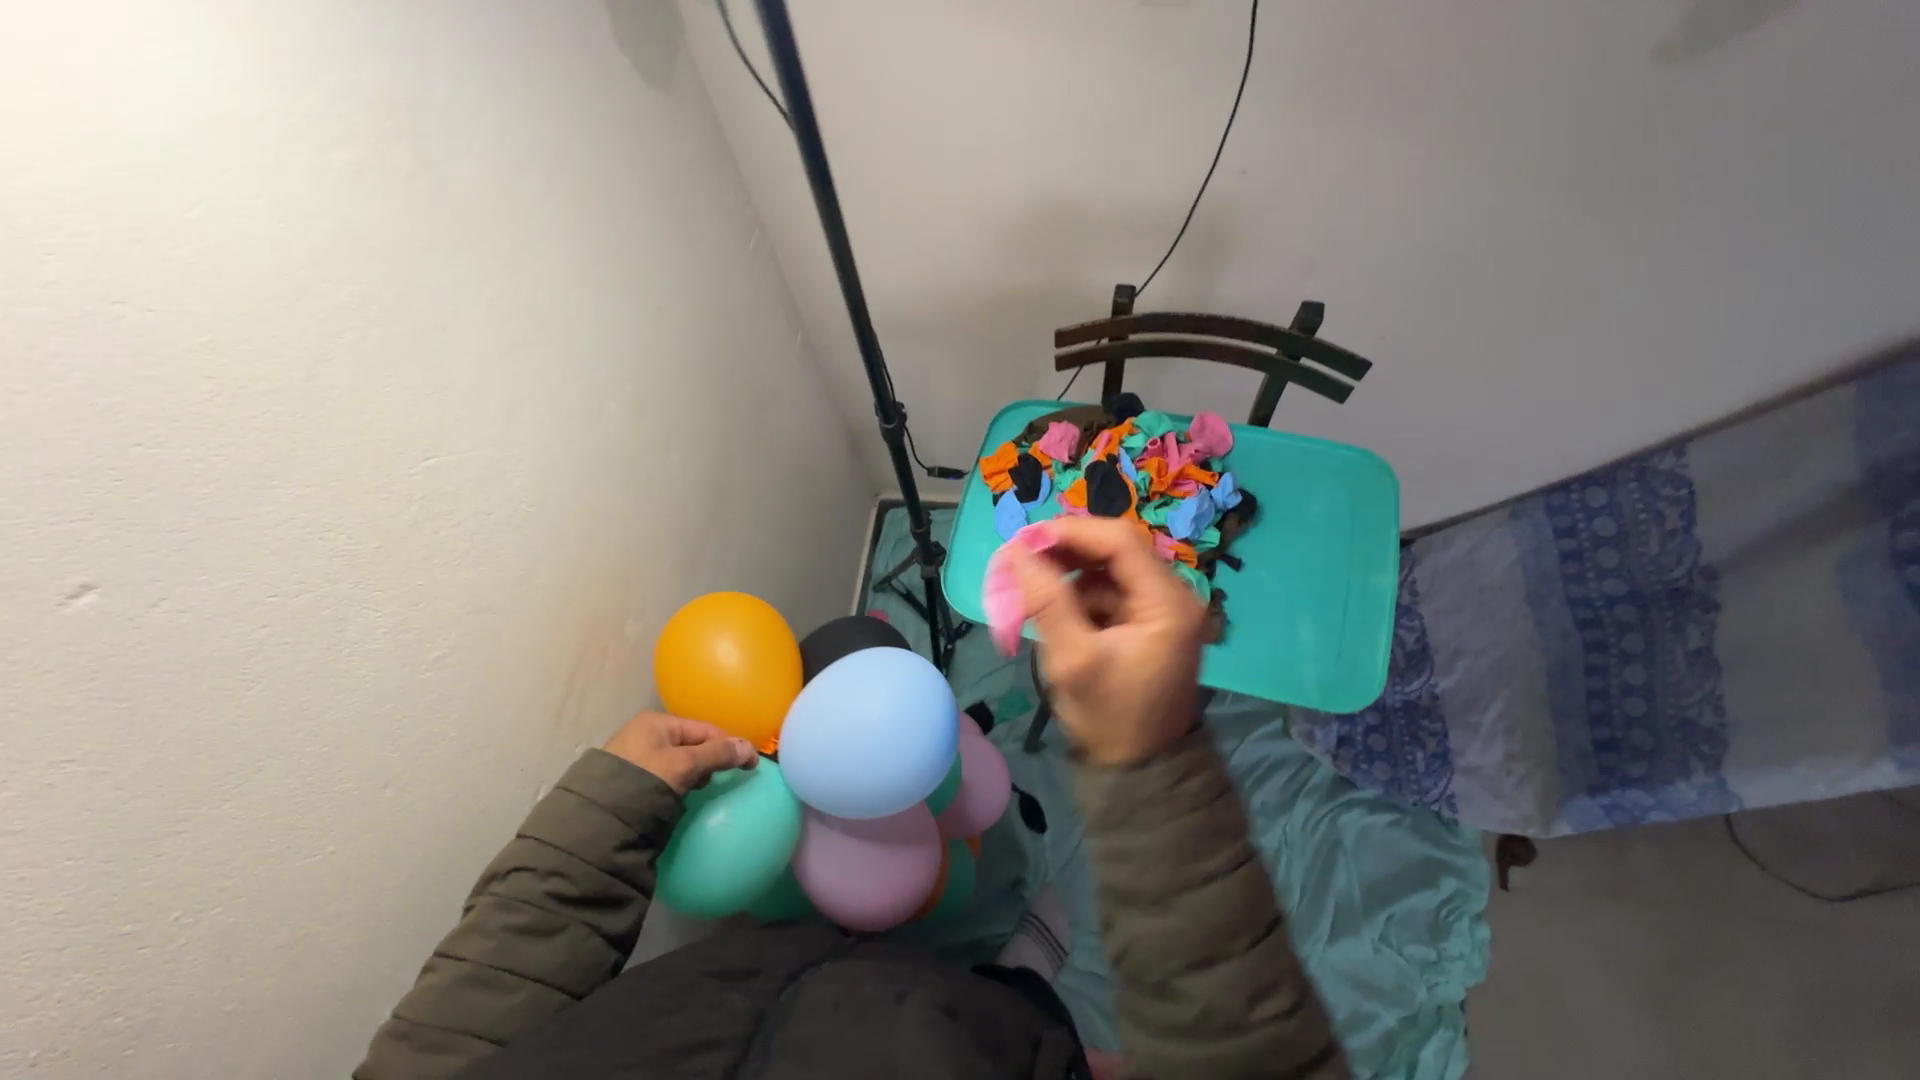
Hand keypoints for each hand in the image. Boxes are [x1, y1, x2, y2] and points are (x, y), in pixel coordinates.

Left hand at [603, 711, 757, 794]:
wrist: (598, 819)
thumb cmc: (643, 781)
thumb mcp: (684, 765)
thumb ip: (717, 754)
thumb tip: (750, 749)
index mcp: (657, 722)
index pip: (704, 729)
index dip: (728, 745)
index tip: (748, 765)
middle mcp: (646, 734)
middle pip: (693, 744)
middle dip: (709, 761)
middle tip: (715, 781)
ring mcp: (637, 758)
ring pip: (680, 762)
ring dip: (694, 775)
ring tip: (698, 791)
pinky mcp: (630, 781)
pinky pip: (666, 777)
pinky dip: (679, 785)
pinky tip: (680, 798)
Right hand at [1004, 518, 1206, 765]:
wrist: (1139, 771)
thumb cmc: (1110, 719)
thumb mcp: (1073, 661)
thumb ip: (1045, 601)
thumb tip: (1016, 551)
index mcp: (1168, 602)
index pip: (1119, 541)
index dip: (1069, 532)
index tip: (1023, 540)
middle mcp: (1171, 596)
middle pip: (1114, 550)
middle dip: (1063, 550)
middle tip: (1018, 557)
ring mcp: (1158, 610)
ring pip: (1107, 569)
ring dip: (1065, 570)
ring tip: (1025, 582)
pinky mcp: (1143, 623)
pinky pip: (1106, 592)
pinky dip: (1074, 592)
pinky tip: (1046, 604)